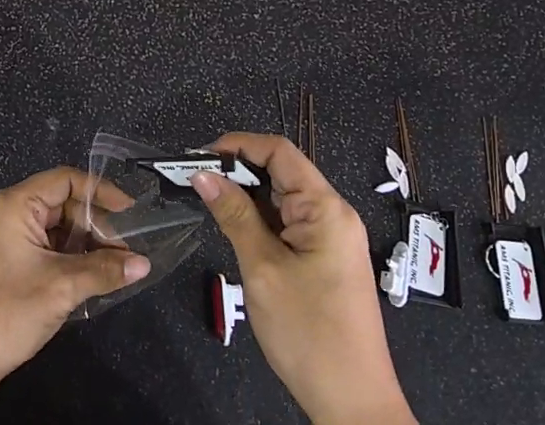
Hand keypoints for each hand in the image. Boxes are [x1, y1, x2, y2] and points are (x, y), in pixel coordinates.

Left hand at [0, 168, 152, 401]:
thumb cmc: (5, 314)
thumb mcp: (60, 289)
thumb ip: (103, 270)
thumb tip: (143, 263)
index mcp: (13, 204)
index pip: (65, 180)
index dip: (101, 193)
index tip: (132, 214)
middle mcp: (1, 211)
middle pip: (58, 204)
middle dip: (94, 226)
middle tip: (125, 254)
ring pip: (48, 227)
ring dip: (80, 244)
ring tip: (110, 268)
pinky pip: (36, 245)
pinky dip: (61, 257)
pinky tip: (83, 278)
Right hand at [192, 133, 415, 424]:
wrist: (352, 400)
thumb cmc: (307, 331)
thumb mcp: (262, 269)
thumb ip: (234, 216)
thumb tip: (202, 175)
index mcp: (326, 208)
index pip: (280, 152)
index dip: (238, 145)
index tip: (198, 157)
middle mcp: (333, 215)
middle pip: (282, 172)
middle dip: (237, 170)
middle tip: (192, 182)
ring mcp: (331, 238)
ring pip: (282, 199)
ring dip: (245, 197)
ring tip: (205, 201)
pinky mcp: (325, 259)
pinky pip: (288, 224)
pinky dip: (259, 220)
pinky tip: (232, 227)